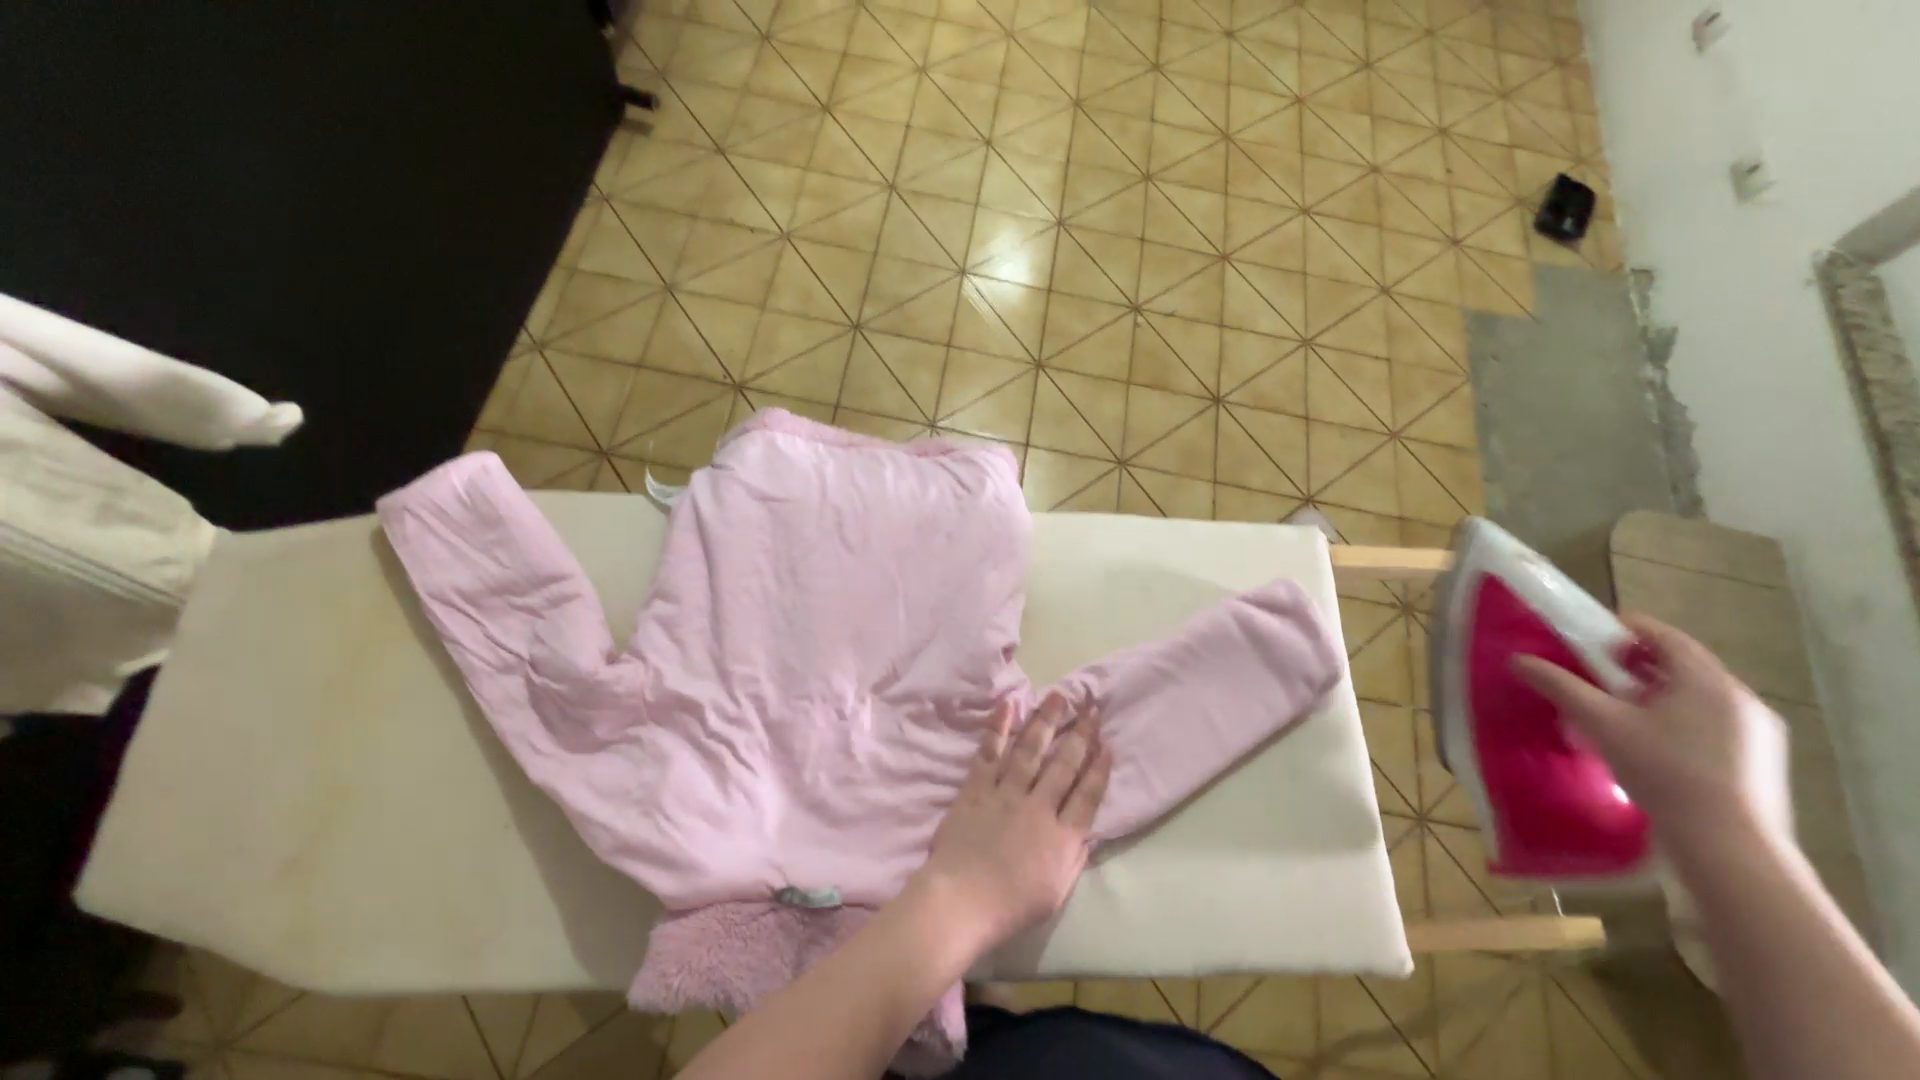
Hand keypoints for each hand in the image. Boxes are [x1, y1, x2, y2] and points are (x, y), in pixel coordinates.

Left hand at [910, 695, 1112, 957]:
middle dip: (1080, 734)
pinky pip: (990, 754)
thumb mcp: (1057, 891)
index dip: (1100, 767)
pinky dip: (999, 728)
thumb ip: (1073, 857)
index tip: (1108, 742)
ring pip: (1030, 751)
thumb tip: (1087, 831)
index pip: (1088, 795)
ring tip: (1058, 696)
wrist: (961, 902)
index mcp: (1062, 837)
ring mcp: (1006, 795)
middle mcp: (1038, 808)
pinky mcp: (976, 791)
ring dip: (1045, 721)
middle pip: (1064, 765)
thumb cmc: (1011, 906)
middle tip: (1091, 706)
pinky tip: (1008, 706)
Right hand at [1513, 614, 1791, 854]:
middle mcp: (1739, 695)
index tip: (1590, 645)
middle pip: (1682, 664)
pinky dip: (1684, 722)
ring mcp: (1759, 729)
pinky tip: (1659, 750)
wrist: (1729, 844)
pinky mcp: (1765, 760)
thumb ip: (1560, 687)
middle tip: (1600, 682)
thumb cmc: (1664, 772)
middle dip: (1637, 667)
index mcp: (1705, 678)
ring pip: (1700, 696)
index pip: (1662, 634)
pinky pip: (1717, 724)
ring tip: (1625, 719)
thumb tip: (1519, 660)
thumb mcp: (1601, 725)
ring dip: (1661, 696)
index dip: (1622, 631)